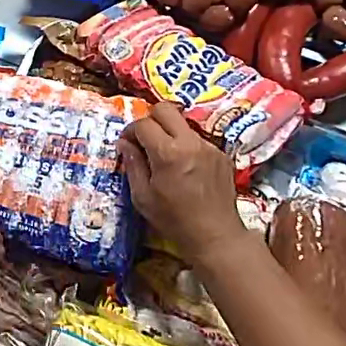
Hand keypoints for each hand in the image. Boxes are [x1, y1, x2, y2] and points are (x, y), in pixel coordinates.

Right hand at [120, 103, 245, 261]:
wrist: (215, 236)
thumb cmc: (174, 220)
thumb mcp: (143, 197)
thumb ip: (133, 165)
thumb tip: (124, 143)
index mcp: (168, 153)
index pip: (143, 124)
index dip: (130, 131)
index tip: (127, 144)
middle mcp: (190, 142)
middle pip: (165, 109)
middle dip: (150, 119)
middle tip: (145, 139)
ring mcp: (209, 146)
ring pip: (182, 123)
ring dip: (169, 132)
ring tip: (165, 157)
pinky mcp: (221, 154)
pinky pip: (197, 139)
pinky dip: (186, 146)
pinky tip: (185, 168)